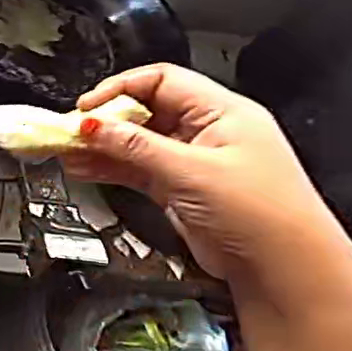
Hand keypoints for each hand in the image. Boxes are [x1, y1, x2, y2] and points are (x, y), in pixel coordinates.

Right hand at [60, 63, 348, 280]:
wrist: (283, 270)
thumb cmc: (261, 214)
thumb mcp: (190, 171)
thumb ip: (135, 146)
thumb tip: (93, 125)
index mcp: (222, 112)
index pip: (160, 81)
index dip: (119, 89)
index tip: (86, 108)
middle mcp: (206, 131)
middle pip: (143, 112)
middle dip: (104, 121)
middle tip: (70, 132)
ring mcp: (191, 160)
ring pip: (135, 143)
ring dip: (101, 147)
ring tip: (68, 152)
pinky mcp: (179, 187)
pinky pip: (136, 169)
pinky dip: (109, 168)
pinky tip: (84, 169)